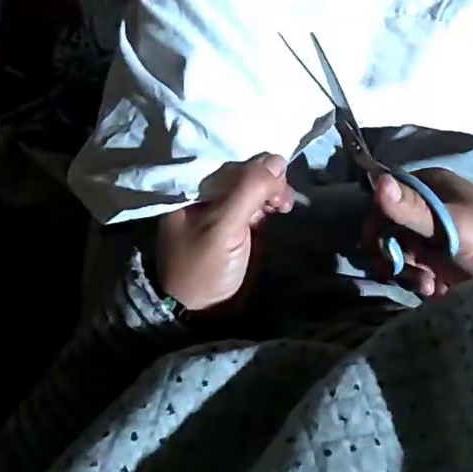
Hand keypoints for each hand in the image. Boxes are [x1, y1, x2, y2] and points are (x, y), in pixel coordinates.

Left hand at [157, 153, 296, 311]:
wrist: (201, 313)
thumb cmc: (203, 268)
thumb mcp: (224, 226)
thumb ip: (249, 190)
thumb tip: (277, 159)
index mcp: (189, 189)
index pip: (225, 159)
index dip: (253, 162)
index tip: (275, 175)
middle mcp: (204, 193)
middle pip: (242, 169)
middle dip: (267, 178)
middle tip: (281, 198)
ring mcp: (222, 208)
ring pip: (254, 184)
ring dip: (273, 190)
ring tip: (284, 205)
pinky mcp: (237, 223)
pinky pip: (257, 200)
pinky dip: (271, 201)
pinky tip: (281, 208)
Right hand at [371, 168, 472, 297]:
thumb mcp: (455, 226)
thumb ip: (414, 209)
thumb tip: (378, 181)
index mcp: (433, 185)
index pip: (386, 195)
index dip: (378, 219)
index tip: (376, 244)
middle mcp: (430, 207)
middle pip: (388, 225)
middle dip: (390, 250)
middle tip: (400, 269)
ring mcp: (435, 236)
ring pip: (397, 250)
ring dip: (404, 269)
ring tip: (426, 283)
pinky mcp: (440, 263)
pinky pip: (413, 270)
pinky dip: (417, 281)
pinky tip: (433, 290)